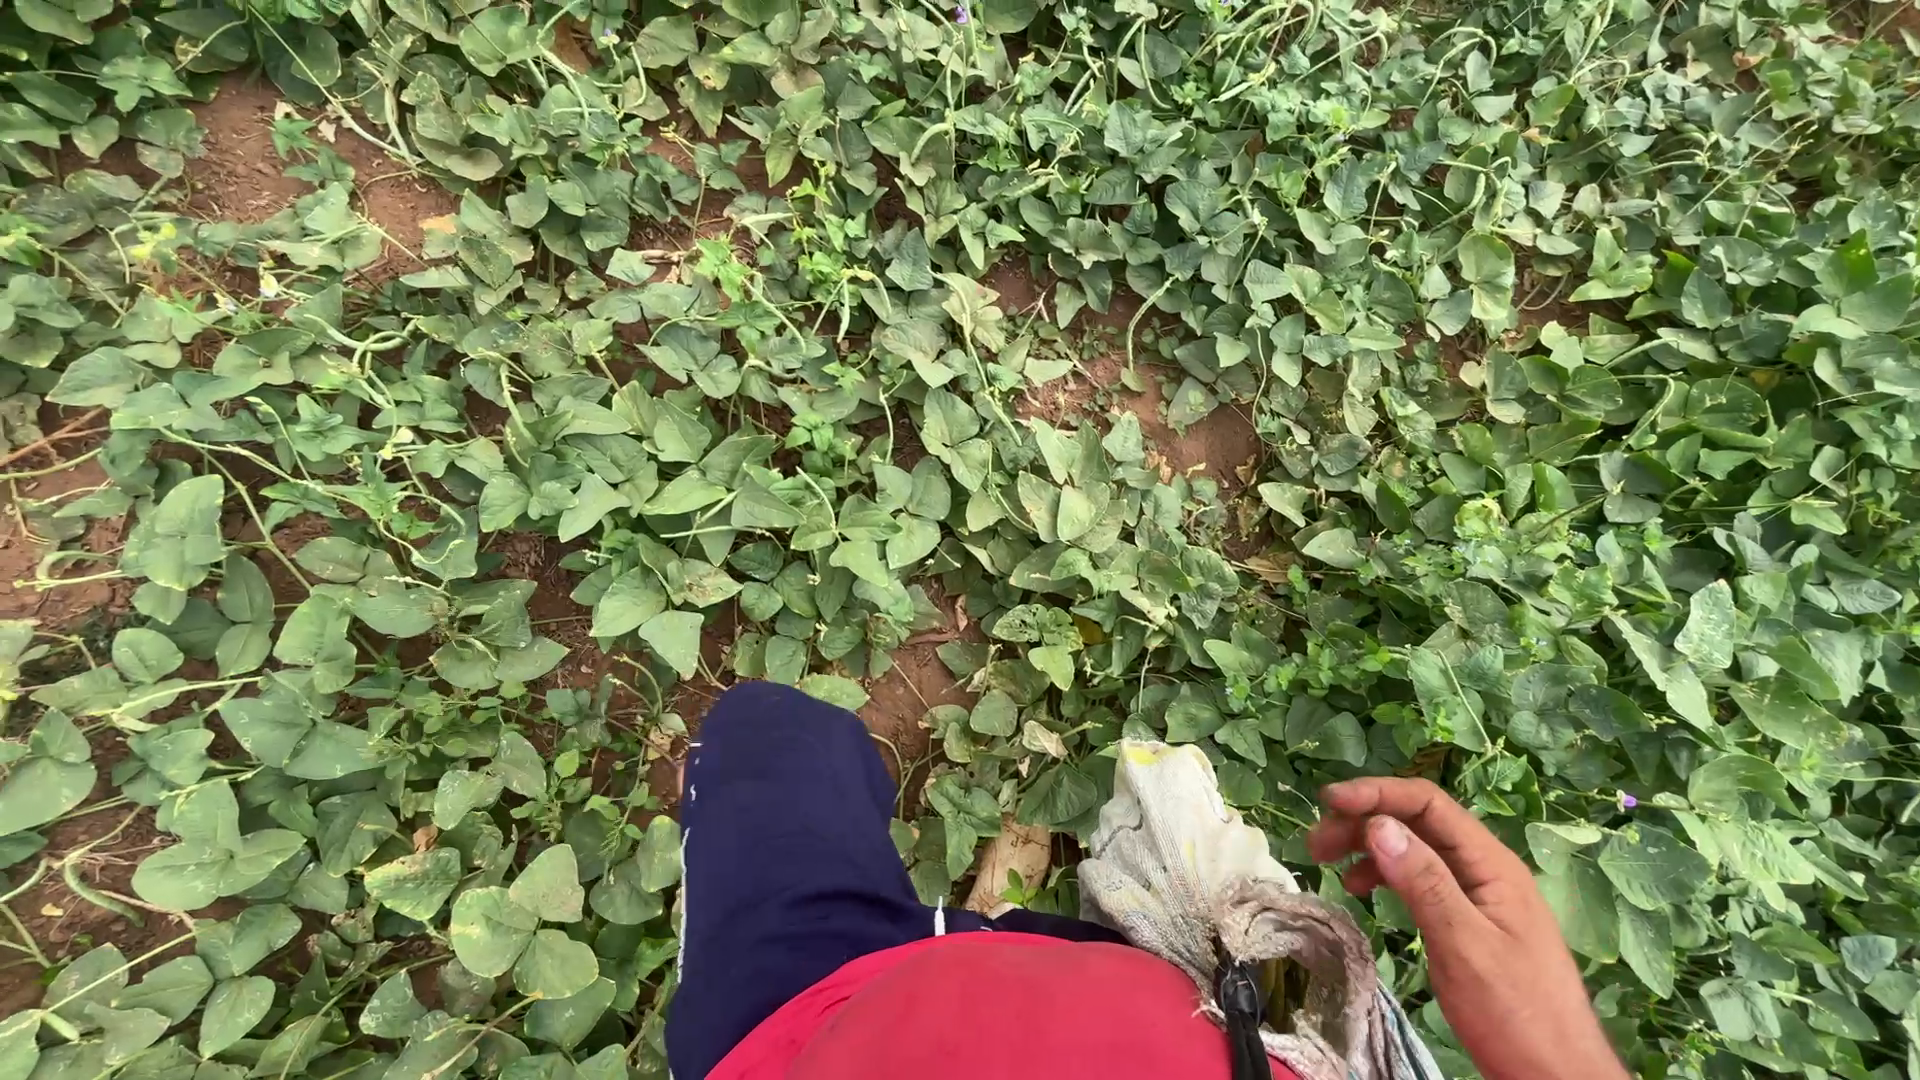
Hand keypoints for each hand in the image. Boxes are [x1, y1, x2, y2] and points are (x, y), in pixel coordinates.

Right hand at [1307, 778, 1628, 1079]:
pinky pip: (1416, 877)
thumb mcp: (1464, 946)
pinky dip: (1381, 873)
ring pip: (1411, 847)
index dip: (1376, 794)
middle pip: (1416, 822)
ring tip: (1324, 860)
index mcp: (1491, 865)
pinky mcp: (1463, 918)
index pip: (1428, 804)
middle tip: (1316, 842)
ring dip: (1365, 845)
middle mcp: (1483, 869)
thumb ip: (1424, 883)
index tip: (1328, 802)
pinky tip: (1358, 887)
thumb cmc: (1517, 1015)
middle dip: (1362, 820)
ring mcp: (1474, 894)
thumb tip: (1377, 824)